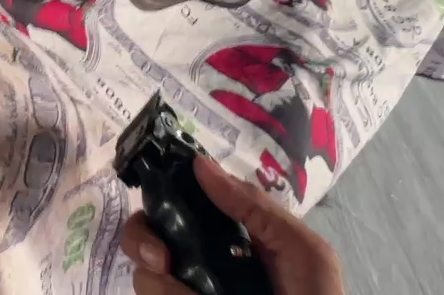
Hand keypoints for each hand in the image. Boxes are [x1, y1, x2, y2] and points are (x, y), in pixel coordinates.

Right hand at [120, 157, 345, 294]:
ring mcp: (187, 291)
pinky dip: (164, 294)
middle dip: (140, 238)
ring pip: (142, 276)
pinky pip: (151, 294)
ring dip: (154, 281)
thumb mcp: (303, 251)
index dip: (159, 197)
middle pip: (146, 235)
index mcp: (224, 238)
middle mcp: (199, 263)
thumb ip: (254, 206)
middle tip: (160, 258)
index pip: (176, 205)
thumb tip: (198, 163)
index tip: (155, 199)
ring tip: (174, 282)